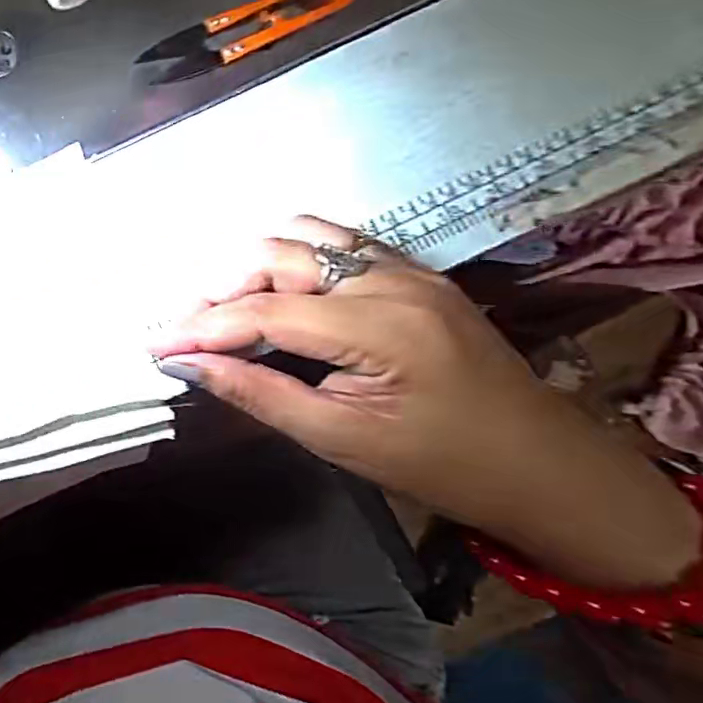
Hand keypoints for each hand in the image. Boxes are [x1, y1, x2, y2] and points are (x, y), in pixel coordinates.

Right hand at [149, 217, 700, 590]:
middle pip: (278, 256)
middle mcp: (392, 278)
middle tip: (192, 335)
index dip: (204, 328)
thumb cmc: (440, 466)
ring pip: (304, 236)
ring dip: (255, 269)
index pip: (267, 311)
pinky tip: (280, 296)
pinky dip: (293, 262)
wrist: (542, 465)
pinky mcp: (414, 271)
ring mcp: (408, 267)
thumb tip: (190, 366)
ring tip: (231, 313)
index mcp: (380, 326)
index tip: (160, 347)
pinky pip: (337, 244)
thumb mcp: (339, 439)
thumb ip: (257, 393)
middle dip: (222, 292)